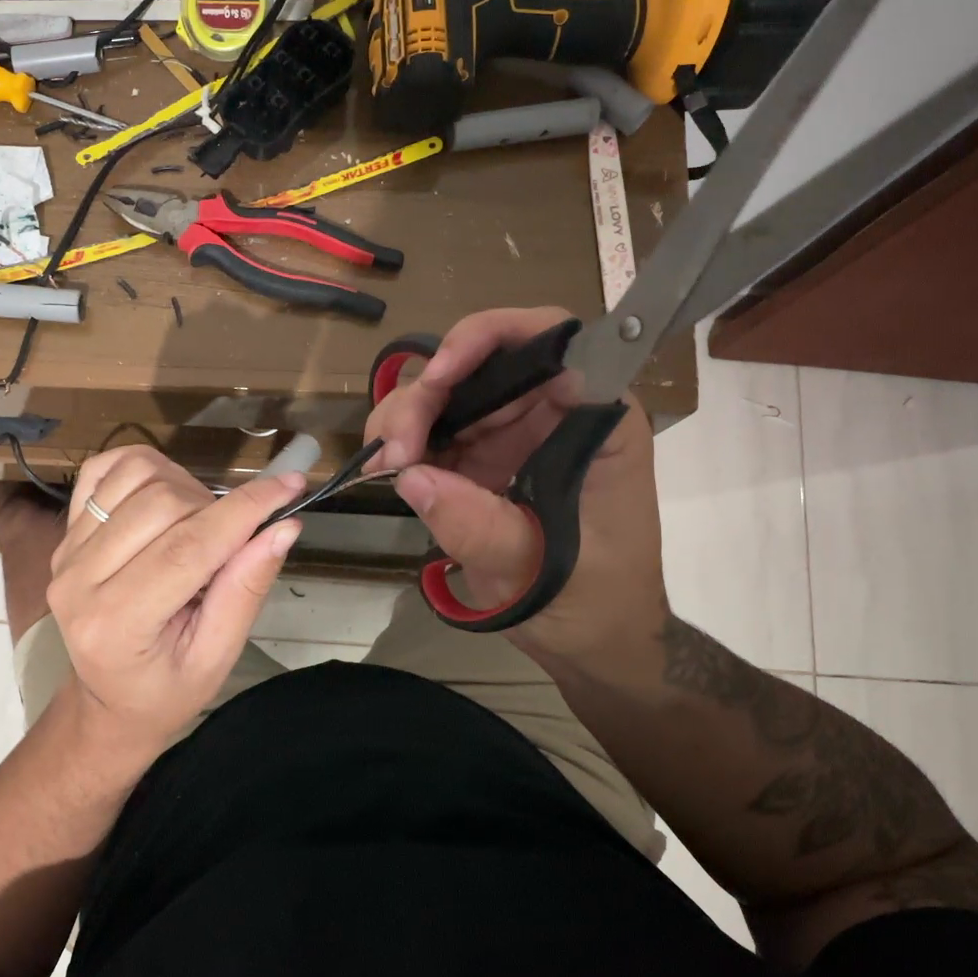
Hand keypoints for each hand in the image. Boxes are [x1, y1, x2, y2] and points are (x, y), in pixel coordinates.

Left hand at [47, 446, 304, 749]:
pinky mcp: (64, 533)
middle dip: (215, 508)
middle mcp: (79, 580)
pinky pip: (103, 470)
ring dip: (183, 487)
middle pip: (161, 503)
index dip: (244, 510)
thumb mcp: (216, 658)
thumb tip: (283, 527)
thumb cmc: (167, 690)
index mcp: (116, 624)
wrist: (108, 699)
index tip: (290, 485)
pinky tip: (164, 496)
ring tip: (198, 525)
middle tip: (232, 539)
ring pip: (135, 476)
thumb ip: (245, 591)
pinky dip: (143, 469)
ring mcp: (66, 551)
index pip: (188, 548)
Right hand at [363, 307, 666, 661]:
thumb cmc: (594, 599)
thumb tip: (410, 479)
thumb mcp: (540, 567)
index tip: (440, 376)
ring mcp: (511, 435)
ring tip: (383, 464)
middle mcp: (550, 413)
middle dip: (427, 395)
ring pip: (448, 395)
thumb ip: (479, 525)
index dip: (490, 338)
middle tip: (393, 449)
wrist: (592, 639)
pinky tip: (384, 469)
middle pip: (480, 366)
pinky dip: (401, 444)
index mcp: (592, 420)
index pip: (550, 341)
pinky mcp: (480, 461)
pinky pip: (434, 433)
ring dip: (404, 418)